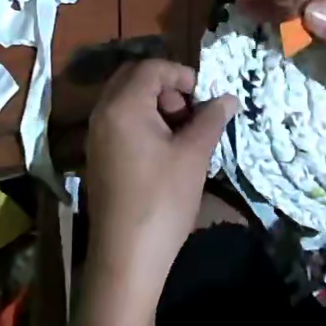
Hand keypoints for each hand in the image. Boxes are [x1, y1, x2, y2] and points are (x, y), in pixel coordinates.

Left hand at [83, 59, 238, 294]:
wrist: (126, 257)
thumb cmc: (162, 199)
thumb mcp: (193, 155)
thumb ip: (211, 119)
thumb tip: (228, 98)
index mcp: (122, 106)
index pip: (151, 68)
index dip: (182, 75)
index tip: (205, 97)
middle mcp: (102, 114)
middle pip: (134, 79)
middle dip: (167, 88)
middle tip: (191, 114)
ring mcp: (96, 136)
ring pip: (126, 101)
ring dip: (156, 106)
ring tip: (183, 135)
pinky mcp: (98, 157)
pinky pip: (120, 122)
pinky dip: (143, 123)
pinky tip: (166, 151)